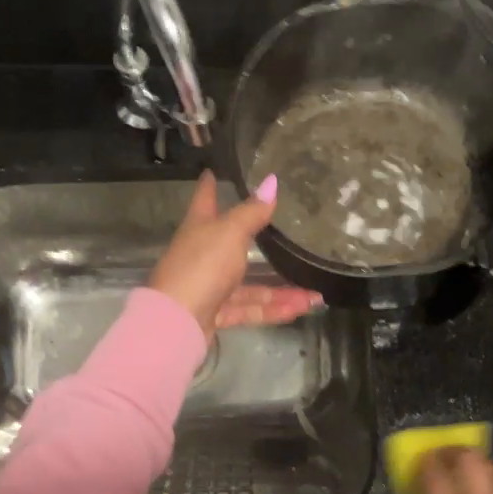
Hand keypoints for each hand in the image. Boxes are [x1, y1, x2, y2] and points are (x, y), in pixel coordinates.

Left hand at [149, 171, 321, 337]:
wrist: (178, 321)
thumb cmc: (201, 266)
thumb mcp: (230, 233)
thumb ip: (253, 212)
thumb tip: (272, 181)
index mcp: (199, 228)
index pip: (204, 200)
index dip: (209, 186)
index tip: (211, 172)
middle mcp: (203, 256)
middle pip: (234, 245)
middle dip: (261, 244)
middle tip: (290, 238)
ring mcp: (210, 287)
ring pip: (250, 287)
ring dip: (282, 292)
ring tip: (315, 294)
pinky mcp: (217, 314)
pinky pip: (250, 310)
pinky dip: (274, 310)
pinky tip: (300, 309)